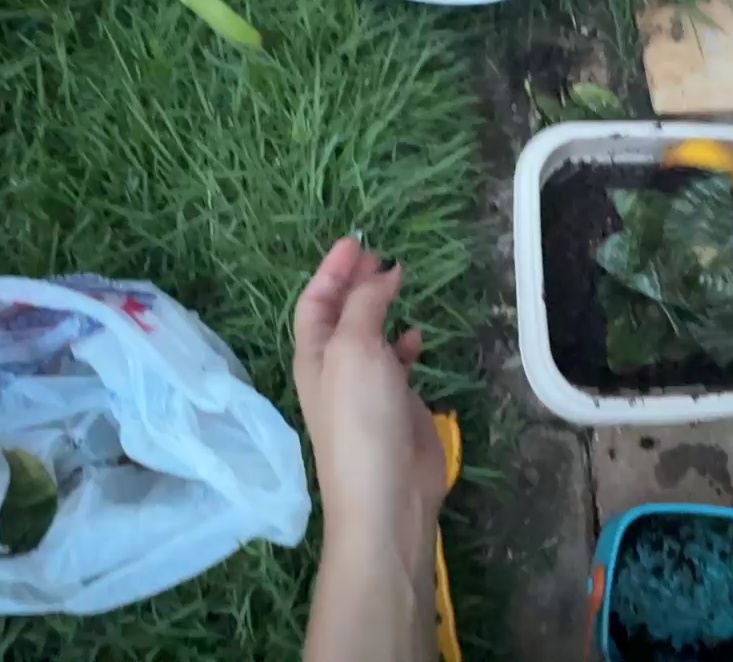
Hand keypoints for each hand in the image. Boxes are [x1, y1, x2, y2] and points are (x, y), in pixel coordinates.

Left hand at [292, 237, 444, 580]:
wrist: (387, 492)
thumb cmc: (361, 416)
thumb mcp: (354, 350)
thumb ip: (365, 305)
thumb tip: (381, 273)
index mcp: (315, 354)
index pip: (316, 301)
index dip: (331, 270)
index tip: (355, 241)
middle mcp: (336, 366)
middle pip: (341, 313)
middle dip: (355, 281)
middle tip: (378, 253)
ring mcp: (366, 386)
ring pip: (369, 333)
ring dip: (380, 305)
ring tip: (400, 281)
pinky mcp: (396, 402)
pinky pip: (396, 360)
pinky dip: (404, 342)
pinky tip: (416, 336)